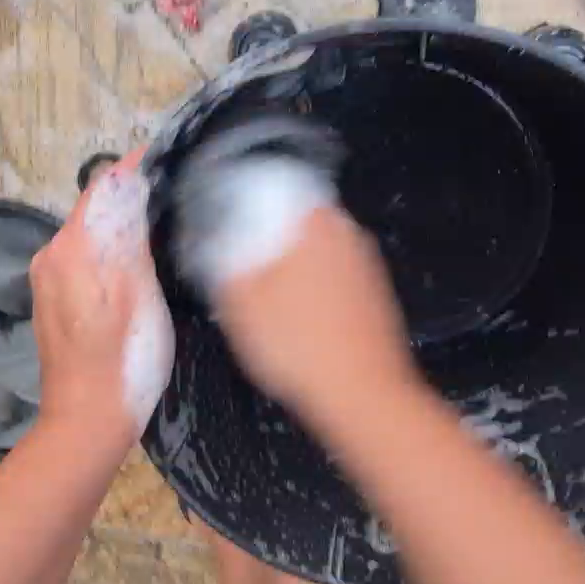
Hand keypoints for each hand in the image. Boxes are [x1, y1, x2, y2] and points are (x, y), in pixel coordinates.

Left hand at [30, 152, 171, 443]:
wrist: (86, 422)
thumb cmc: (123, 360)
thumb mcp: (138, 295)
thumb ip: (131, 237)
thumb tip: (133, 186)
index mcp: (71, 249)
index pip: (103, 187)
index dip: (135, 167)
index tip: (169, 151)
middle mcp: (52, 255)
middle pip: (95, 207)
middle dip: (133, 191)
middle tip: (180, 183)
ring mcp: (50, 279)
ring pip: (91, 231)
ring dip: (124, 218)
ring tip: (168, 212)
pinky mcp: (56, 298)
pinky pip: (87, 255)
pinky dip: (113, 244)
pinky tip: (143, 252)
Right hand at [212, 206, 420, 418]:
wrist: (362, 396)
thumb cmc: (303, 349)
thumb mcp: (238, 302)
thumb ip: (221, 261)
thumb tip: (211, 244)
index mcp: (313, 219)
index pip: (267, 188)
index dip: (238, 207)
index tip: (222, 227)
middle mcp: (346, 232)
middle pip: (290, 222)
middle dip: (264, 243)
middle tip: (241, 273)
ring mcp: (365, 263)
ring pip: (312, 253)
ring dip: (288, 270)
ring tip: (266, 305)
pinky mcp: (373, 294)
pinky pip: (331, 282)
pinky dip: (311, 294)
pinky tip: (297, 325)